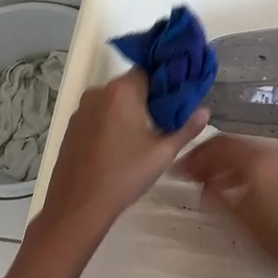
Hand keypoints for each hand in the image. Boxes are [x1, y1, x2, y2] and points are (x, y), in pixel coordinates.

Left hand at [32, 70, 206, 250]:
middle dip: (149, 99)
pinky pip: (99, 114)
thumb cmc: (125, 175)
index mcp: (122, 91)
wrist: (78, 206)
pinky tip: (120, 147)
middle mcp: (98, 92)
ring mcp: (81, 109)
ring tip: (144, 137)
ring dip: (130, 111)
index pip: (149, 71)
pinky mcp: (72, 126)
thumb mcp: (163, 153)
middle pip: (131, 85)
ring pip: (114, 100)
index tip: (178, 98)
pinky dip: (112, 122)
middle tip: (166, 121)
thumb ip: (186, 128)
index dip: (166, 82)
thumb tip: (205, 111)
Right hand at [179, 135, 277, 277]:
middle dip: (210, 158)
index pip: (219, 145)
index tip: (181, 168)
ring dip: (225, 164)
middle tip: (191, 174)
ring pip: (247, 153)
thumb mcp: (243, 221)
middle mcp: (272, 153)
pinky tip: (233, 187)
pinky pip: (260, 161)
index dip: (197, 155)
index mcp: (258, 161)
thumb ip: (219, 198)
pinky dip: (243, 169)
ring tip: (207, 183)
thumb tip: (203, 185)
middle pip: (233, 145)